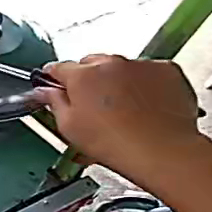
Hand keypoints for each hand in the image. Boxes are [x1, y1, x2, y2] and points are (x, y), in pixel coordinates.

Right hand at [34, 55, 208, 177]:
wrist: (159, 148)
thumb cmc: (114, 141)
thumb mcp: (68, 126)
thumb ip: (53, 102)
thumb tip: (45, 92)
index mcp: (82, 76)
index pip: (58, 67)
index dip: (52, 77)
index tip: (53, 84)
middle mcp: (111, 64)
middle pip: (90, 64)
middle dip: (86, 79)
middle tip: (88, 103)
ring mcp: (140, 65)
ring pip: (119, 67)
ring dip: (114, 81)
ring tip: (118, 108)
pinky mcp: (166, 70)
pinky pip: (147, 71)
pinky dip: (141, 83)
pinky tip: (139, 104)